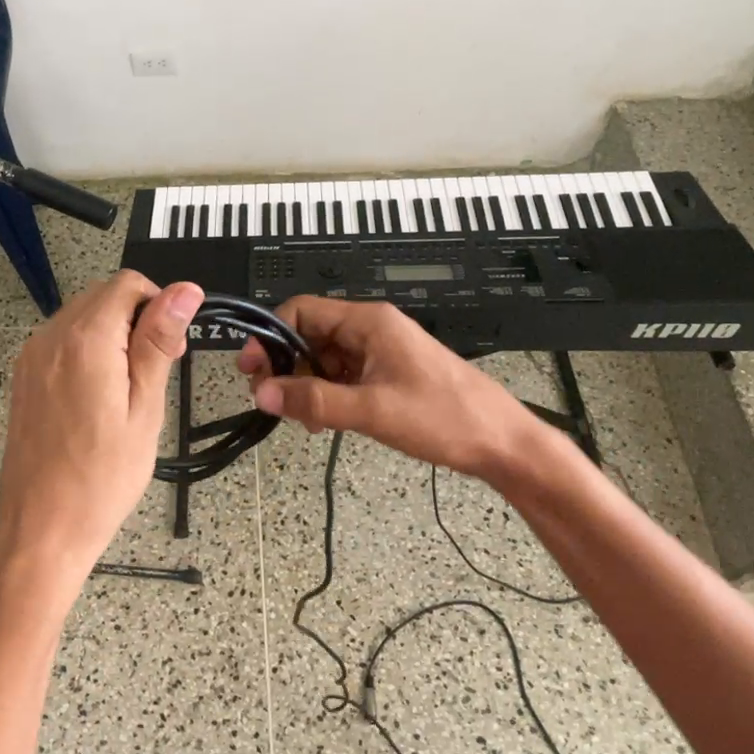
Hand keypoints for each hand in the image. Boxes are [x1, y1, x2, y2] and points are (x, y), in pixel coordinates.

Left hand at [0, 271, 202, 583]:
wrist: (42, 528)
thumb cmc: (102, 478)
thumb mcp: (145, 408)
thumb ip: (159, 341)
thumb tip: (184, 290)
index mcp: (85, 340)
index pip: (128, 284)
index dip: (159, 306)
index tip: (171, 350)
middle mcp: (50, 337)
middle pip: (103, 296)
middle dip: (136, 320)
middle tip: (153, 377)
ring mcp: (31, 356)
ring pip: (82, 317)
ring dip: (112, 336)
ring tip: (127, 393)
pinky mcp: (23, 376)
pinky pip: (62, 342)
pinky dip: (87, 352)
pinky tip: (98, 398)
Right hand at [237, 297, 553, 483]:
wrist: (502, 443)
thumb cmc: (444, 417)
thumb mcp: (372, 410)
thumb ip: (314, 401)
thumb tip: (262, 395)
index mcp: (368, 322)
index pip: (301, 311)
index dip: (270, 336)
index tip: (251, 371)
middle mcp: (370, 329)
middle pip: (308, 334)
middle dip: (285, 365)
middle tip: (272, 401)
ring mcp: (379, 352)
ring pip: (323, 358)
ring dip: (305, 384)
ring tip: (303, 419)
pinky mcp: (386, 375)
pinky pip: (342, 376)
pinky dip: (325, 395)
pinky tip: (324, 421)